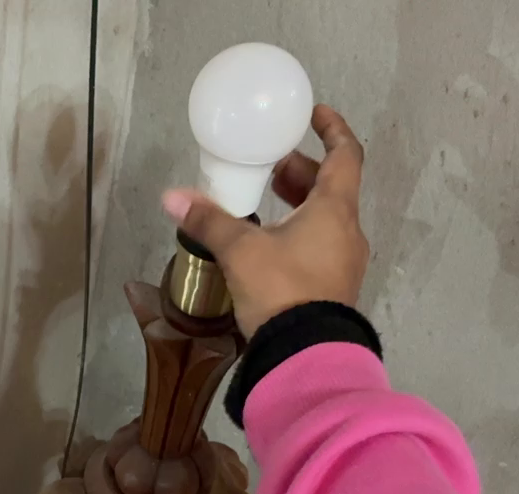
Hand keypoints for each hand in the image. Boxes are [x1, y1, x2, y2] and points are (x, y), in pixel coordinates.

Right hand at [162, 105, 370, 338]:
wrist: (305, 352)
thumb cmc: (281, 288)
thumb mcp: (240, 251)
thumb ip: (209, 222)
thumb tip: (171, 197)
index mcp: (334, 208)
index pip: (344, 154)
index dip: (331, 129)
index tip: (313, 116)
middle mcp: (347, 230)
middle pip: (331, 189)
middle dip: (301, 175)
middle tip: (271, 170)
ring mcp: (345, 263)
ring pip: (326, 221)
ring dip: (300, 208)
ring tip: (267, 208)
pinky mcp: (334, 290)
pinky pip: (321, 249)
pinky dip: (301, 237)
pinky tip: (272, 250)